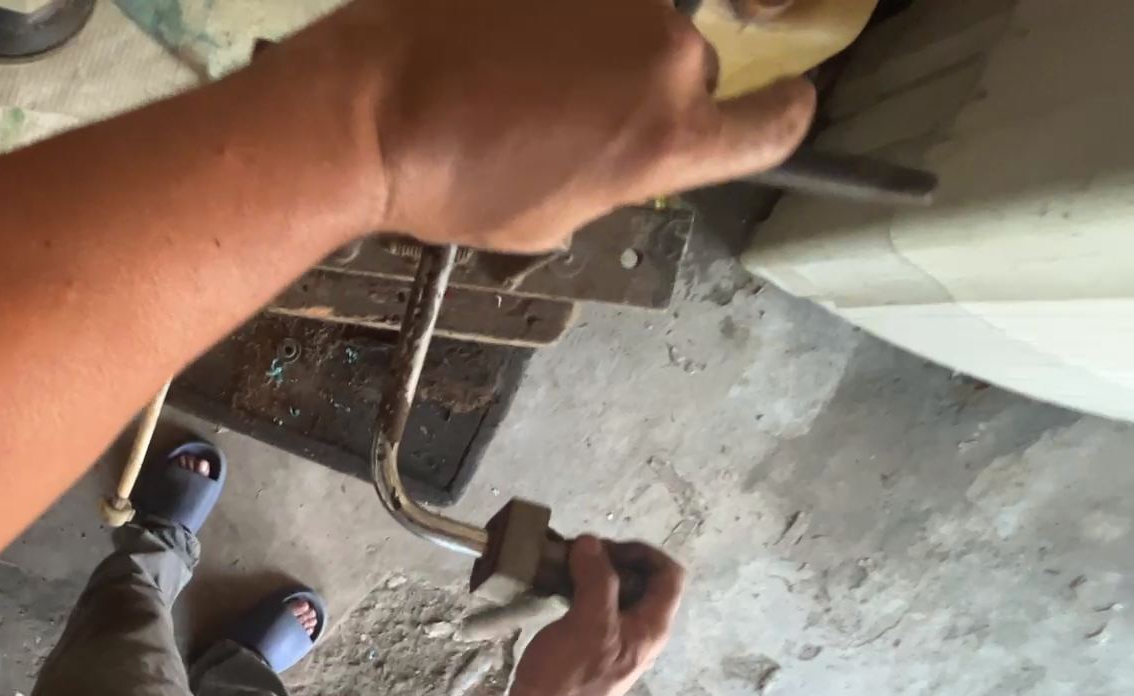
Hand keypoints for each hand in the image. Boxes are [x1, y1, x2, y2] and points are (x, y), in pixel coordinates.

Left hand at [310, 0, 815, 250]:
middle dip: (639, 97)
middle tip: (564, 118)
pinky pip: (584, 3)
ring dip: (596, 50)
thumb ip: (605, 186)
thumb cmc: (444, 188)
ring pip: (636, 26)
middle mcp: (665, 52)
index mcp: (663, 139)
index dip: (769, 123)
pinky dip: (555, 22)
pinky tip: (505, 48)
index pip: (772, 125)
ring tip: (516, 79)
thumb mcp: (536, 224)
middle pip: (687, 71)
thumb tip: (614, 162)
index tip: (757, 118)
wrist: (372, 109)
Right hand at [509, 536, 684, 695]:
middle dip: (610, 560)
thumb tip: (590, 544)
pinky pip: (592, 608)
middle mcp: (640, 630)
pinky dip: (577, 592)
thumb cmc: (571, 675)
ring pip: (614, 593)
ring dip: (590, 575)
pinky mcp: (590, 645)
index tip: (601, 549)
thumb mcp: (587, 624)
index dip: (640, 552)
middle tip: (575, 556)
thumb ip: (595, 582)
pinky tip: (553, 591)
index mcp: (651, 625)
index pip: (668, 573)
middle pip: (641, 580)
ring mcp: (615, 639)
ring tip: (560, 568)